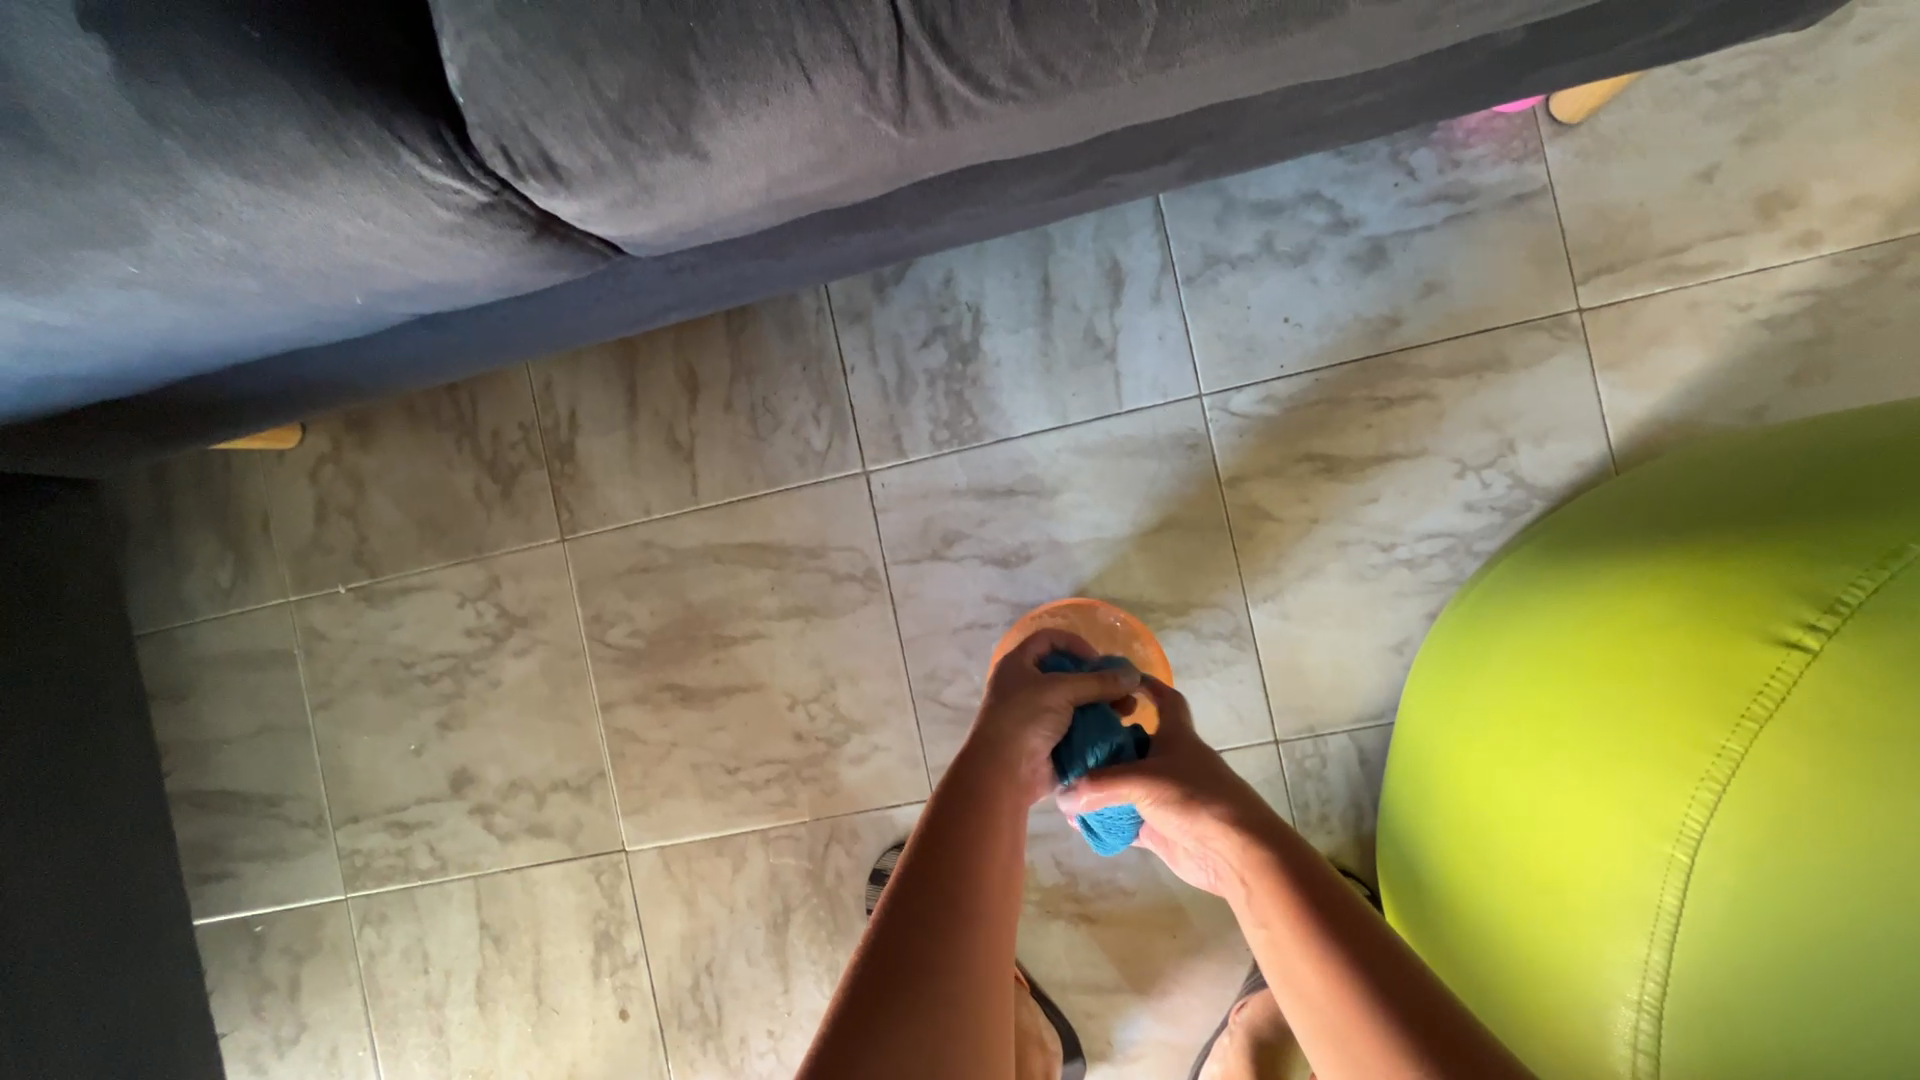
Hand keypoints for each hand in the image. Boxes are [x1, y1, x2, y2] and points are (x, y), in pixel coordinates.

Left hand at [963, 628, 1142, 804]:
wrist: (1004, 771)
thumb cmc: (1025, 718)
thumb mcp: (1061, 691)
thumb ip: (1098, 682)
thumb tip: (1133, 675)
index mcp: (1018, 664)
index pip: (1048, 639)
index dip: (1074, 643)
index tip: (1096, 659)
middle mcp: (1026, 686)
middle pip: (1067, 673)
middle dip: (1097, 679)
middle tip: (1123, 687)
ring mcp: (1038, 715)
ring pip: (1076, 702)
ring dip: (1102, 704)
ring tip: (1128, 709)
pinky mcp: (1049, 739)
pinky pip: (1077, 726)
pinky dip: (1096, 726)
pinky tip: (1118, 727)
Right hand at [1055, 676, 1288, 897]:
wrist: (1235, 853)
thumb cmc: (1196, 798)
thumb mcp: (1144, 781)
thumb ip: (1100, 786)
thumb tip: (1062, 796)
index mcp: (1177, 737)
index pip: (1166, 701)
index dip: (1149, 685)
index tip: (1122, 679)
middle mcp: (1171, 762)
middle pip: (1133, 745)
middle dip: (1103, 745)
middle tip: (1069, 744)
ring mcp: (1165, 797)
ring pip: (1125, 785)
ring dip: (1099, 788)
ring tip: (1064, 787)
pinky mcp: (1161, 829)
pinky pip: (1125, 820)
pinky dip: (1105, 821)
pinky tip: (1080, 823)